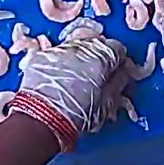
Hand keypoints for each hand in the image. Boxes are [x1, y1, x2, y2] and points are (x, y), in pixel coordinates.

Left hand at [10, 37, 125, 150]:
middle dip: (100, 57)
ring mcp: (59, 50)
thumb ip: (118, 84)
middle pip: (96, 44)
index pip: (117, 49)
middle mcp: (80, 48)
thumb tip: (124, 75)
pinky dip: (62, 62)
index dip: (120, 61)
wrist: (39, 120)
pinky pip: (57, 54)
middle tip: (99, 74)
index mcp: (100, 58)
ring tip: (77, 77)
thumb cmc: (77, 115)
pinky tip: (60, 78)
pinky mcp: (41, 56)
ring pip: (76, 47)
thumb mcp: (106, 104)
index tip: (118, 71)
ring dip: (80, 58)